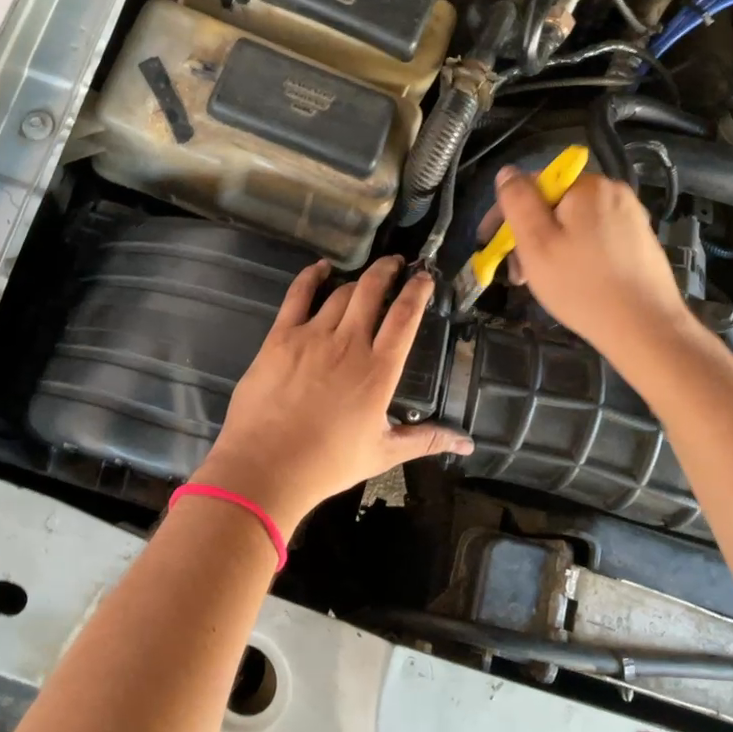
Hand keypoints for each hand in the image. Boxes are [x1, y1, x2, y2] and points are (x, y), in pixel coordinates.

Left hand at [194, 256, 472, 527]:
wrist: (266, 467)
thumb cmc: (328, 464)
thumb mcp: (383, 453)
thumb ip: (425, 440)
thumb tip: (466, 445)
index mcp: (379, 370)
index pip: (405, 316)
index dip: (417, 290)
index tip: (424, 277)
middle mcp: (349, 344)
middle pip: (372, 291)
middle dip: (387, 270)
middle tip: (396, 263)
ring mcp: (313, 336)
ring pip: (340, 293)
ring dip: (356, 281)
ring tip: (364, 278)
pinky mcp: (281, 337)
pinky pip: (298, 295)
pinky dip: (311, 276)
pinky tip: (320, 268)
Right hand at [492, 167, 704, 359]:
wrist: (646, 328)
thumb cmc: (582, 285)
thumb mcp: (536, 242)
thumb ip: (518, 201)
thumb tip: (508, 172)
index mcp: (588, 186)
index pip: (534, 184)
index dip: (507, 213)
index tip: (491, 245)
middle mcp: (614, 192)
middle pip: (555, 206)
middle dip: (530, 235)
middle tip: (519, 273)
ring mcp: (632, 218)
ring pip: (575, 225)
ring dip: (552, 247)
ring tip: (543, 282)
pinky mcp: (641, 243)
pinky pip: (596, 239)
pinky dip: (577, 255)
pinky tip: (573, 283)